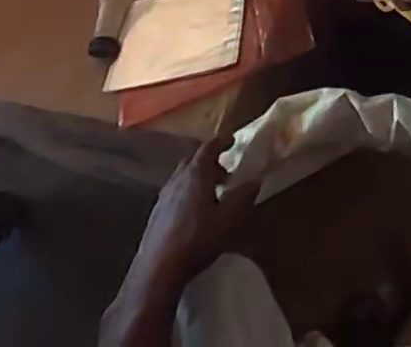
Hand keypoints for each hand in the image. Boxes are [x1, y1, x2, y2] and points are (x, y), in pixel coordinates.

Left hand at [129, 136, 258, 290]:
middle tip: (226, 174)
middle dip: (210, 162)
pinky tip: (194, 213)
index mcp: (196, 173)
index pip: (209, 147)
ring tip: (212, 195)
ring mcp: (164, 196)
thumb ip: (243, 197)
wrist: (157, 271)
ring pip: (183, 177)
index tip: (233, 140)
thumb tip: (254, 180)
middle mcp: (178, 179)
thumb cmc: (197, 239)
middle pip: (194, 160)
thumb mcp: (228, 219)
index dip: (222, 142)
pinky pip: (175, 193)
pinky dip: (188, 193)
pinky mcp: (156, 214)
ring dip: (198, 179)